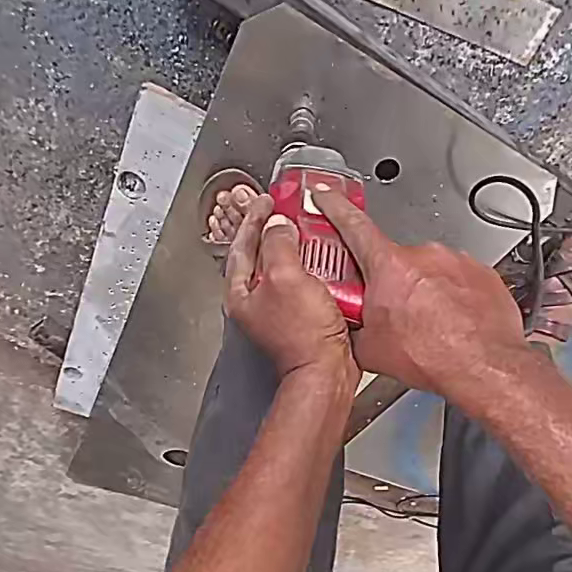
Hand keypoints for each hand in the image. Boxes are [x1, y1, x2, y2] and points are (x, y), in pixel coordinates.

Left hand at [225, 192, 356, 381]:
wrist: (326, 371)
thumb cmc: (303, 335)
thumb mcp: (286, 277)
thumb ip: (278, 244)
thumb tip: (278, 225)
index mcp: (242, 293)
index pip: (242, 245)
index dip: (254, 219)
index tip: (266, 201)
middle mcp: (257, 302)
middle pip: (261, 256)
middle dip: (274, 231)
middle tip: (286, 211)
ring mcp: (280, 312)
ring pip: (285, 270)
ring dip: (298, 249)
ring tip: (310, 231)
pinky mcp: (303, 319)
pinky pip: (307, 284)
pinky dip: (316, 269)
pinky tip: (328, 261)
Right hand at [312, 184, 526, 397]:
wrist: (484, 367)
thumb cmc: (434, 357)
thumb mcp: (371, 350)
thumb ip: (353, 326)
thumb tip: (347, 327)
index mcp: (390, 267)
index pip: (353, 225)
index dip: (334, 207)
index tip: (326, 196)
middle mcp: (424, 255)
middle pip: (394, 261)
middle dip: (391, 284)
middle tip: (394, 314)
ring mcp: (456, 261)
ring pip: (428, 272)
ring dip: (424, 292)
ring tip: (429, 325)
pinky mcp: (481, 273)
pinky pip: (458, 280)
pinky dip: (453, 297)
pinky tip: (452, 322)